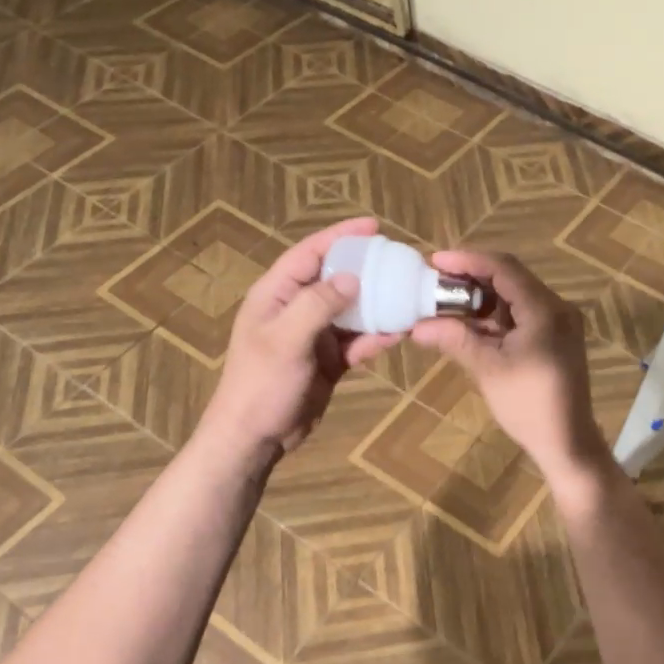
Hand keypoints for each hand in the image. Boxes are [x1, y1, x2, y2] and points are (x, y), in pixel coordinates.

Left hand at [205, 217, 400, 457]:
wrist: (255, 436)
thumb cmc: (261, 384)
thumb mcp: (286, 340)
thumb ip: (317, 305)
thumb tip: (353, 278)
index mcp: (276, 295)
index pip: (310, 253)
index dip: (341, 236)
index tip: (375, 226)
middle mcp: (295, 309)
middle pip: (335, 279)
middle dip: (367, 270)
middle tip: (401, 262)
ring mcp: (313, 336)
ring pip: (351, 311)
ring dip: (377, 305)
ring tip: (408, 296)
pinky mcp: (328, 361)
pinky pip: (356, 342)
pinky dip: (376, 337)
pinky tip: (399, 333)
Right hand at [410, 251, 611, 487]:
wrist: (567, 442)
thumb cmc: (528, 405)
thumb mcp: (488, 369)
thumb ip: (455, 339)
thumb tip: (417, 326)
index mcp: (545, 309)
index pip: (504, 268)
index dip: (467, 260)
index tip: (434, 262)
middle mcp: (557, 308)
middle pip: (511, 278)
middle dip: (472, 278)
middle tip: (436, 282)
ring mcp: (559, 324)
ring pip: (516, 298)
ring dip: (482, 298)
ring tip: (446, 302)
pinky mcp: (556, 340)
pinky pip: (523, 316)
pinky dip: (497, 317)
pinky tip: (470, 324)